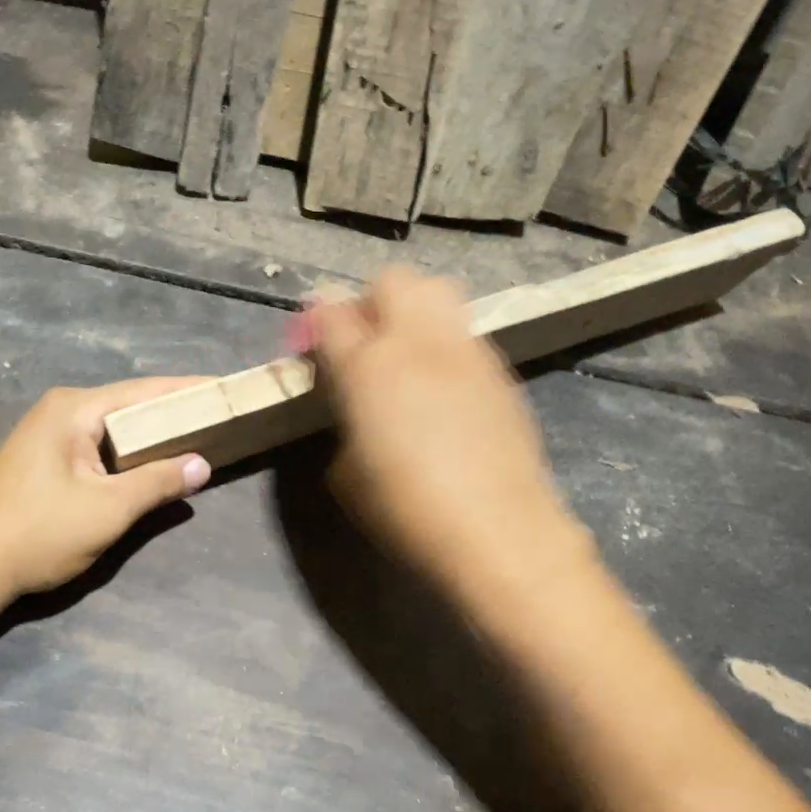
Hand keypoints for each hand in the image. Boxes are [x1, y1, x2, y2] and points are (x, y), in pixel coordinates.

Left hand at [0, 378, 212, 598]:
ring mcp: (47, 435)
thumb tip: (202, 465)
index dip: (187, 390)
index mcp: (73, 410)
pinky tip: (150, 466)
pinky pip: (96, 447)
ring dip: (149, 438)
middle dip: (172, 414)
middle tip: (217, 418)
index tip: (224, 388)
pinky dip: (127, 455)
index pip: (143, 390)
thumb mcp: (109, 510)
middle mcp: (59, 411)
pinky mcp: (43, 460)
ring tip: (196, 439)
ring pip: (112, 430)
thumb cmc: (40, 533)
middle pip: (128, 406)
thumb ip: (158, 483)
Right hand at [311, 267, 589, 590]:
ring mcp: (466, 350)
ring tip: (405, 354)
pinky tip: (441, 386)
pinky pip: (464, 332)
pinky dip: (443, 343)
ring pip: (436, 291)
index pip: (330, 314)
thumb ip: (342, 422)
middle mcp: (418, 343)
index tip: (310, 339)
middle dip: (369, 301)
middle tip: (361, 341)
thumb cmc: (407, 512)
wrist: (498, 530)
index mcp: (368, 368)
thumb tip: (349, 402)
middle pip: (390, 281)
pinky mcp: (500, 369)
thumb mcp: (347, 474)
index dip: (314, 320)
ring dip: (412, 310)